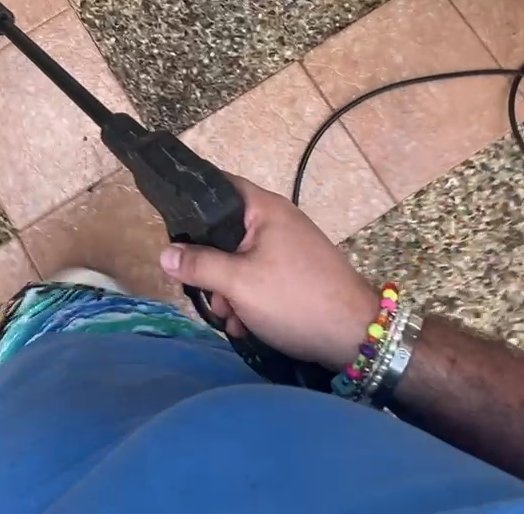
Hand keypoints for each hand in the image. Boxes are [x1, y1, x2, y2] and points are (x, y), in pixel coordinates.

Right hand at [159, 175, 382, 372]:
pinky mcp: (297, 272)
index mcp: (264, 208)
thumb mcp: (238, 283)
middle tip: (208, 293)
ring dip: (229, 288)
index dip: (191, 198)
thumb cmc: (295, 298)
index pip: (217, 184)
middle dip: (211, 264)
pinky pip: (260, 275)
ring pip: (241, 258)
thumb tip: (164, 254)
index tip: (171, 223)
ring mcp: (289, 246)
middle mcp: (277, 219)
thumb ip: (199, 265)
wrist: (358, 338)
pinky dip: (249, 296)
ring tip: (232, 319)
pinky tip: (246, 325)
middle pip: (225, 230)